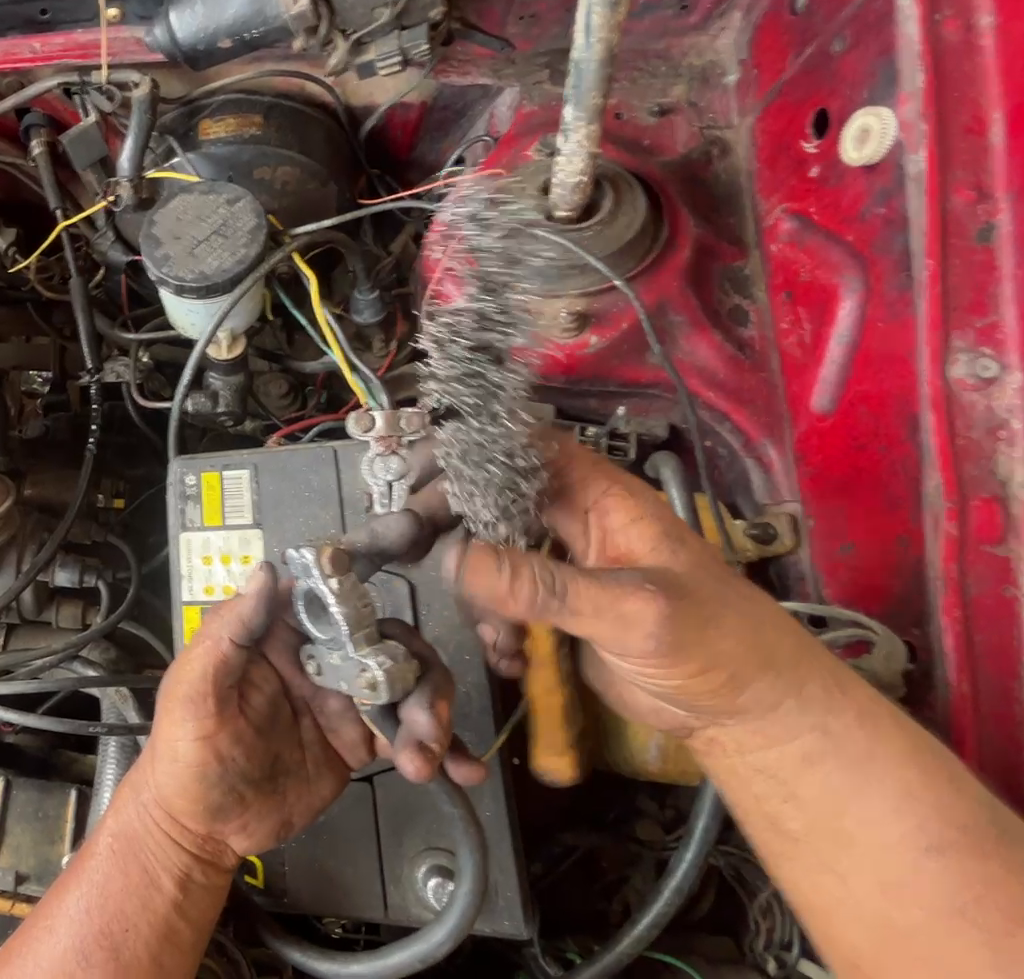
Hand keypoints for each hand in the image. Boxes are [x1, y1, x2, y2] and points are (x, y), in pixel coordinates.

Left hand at [126, 563, 485, 873]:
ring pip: (405, 684)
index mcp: (275, 633)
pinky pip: (407, 734)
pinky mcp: (357, 742)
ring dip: (432, 715)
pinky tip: (464, 770)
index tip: (414, 547)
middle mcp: (314, 656)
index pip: (328, 593)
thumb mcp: (196, 686)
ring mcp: (340, 698)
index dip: (368, 573)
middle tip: (425, 720)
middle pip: (385, 639)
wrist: (201, 826)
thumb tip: (266, 569)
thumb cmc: (186, 748)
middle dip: (417, 671)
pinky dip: (441, 749)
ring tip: (425, 761)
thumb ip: (230, 629)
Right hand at [449, 438, 826, 737]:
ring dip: (478, 599)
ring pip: (485, 558)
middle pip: (489, 501)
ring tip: (502, 640)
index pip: (523, 450)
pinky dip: (492, 629)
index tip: (417, 474)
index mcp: (599, 498)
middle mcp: (571, 523)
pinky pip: (497, 604)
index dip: (470, 450)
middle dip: (453, 529)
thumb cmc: (716, 646)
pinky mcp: (549, 610)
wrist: (749, 717)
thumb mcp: (632, 611)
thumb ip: (544, 586)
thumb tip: (454, 559)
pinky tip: (512, 658)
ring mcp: (557, 567)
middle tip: (418, 552)